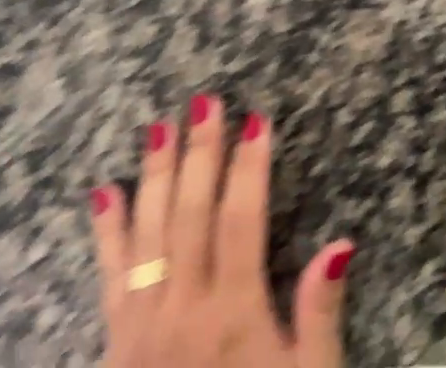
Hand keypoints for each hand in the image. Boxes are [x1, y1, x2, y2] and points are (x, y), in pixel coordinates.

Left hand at [89, 95, 354, 367]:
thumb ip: (319, 315)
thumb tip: (341, 244)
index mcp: (233, 313)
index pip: (241, 221)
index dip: (250, 167)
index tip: (256, 119)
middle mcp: (180, 310)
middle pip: (190, 216)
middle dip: (199, 154)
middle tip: (203, 102)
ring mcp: (139, 326)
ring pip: (146, 236)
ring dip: (154, 177)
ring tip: (157, 128)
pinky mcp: (113, 344)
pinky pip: (108, 276)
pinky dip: (108, 232)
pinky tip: (104, 194)